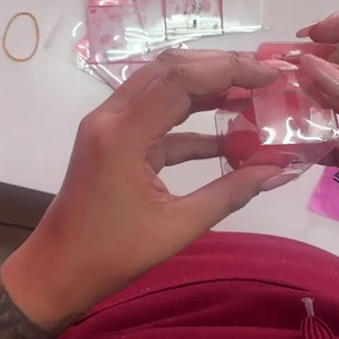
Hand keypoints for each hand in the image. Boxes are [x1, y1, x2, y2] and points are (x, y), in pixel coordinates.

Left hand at [0, 50, 298, 327]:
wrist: (58, 270)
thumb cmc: (112, 254)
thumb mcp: (178, 226)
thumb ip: (231, 192)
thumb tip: (280, 169)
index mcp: (123, 133)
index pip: (181, 79)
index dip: (231, 69)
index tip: (272, 75)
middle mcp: (111, 117)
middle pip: (170, 69)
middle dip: (221, 68)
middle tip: (267, 77)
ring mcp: (109, 126)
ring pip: (162, 86)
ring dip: (207, 87)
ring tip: (254, 95)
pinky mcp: (114, 140)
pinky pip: (156, 117)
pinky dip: (190, 120)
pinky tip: (228, 132)